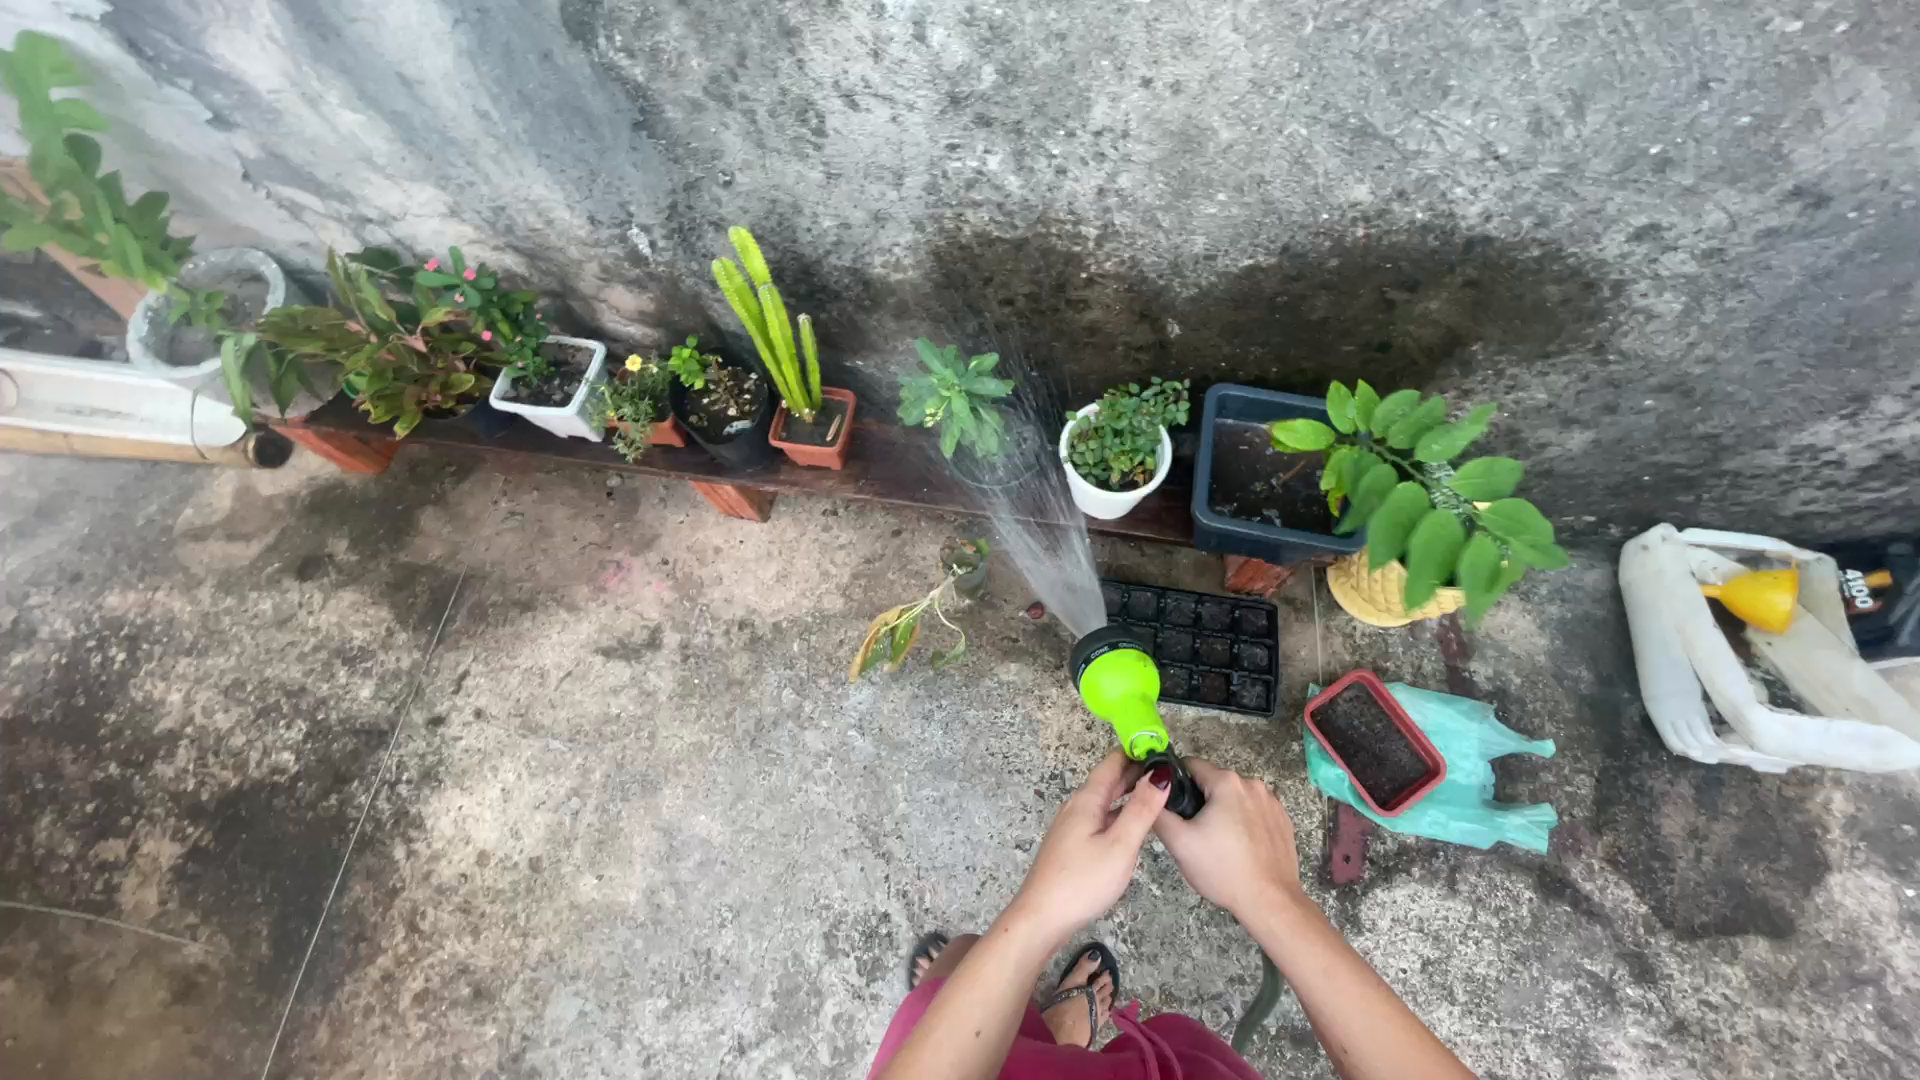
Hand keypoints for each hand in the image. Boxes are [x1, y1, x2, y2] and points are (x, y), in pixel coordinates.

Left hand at [1008, 750, 1171, 947]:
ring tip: (1153, 792)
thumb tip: (1160, 775)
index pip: (1112, 763)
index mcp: (1087, 800)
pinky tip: (1128, 824)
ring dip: (1126, 792)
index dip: (1135, 752)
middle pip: (1107, 780)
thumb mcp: (1121, 845)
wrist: (1042, 916)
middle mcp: (1076, 806)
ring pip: (1102, 799)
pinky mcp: (1070, 843)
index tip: (1159, 746)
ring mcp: (1070, 825)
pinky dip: (1117, 811)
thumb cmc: (1083, 881)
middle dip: (1133, 771)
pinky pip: (1098, 816)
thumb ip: (1142, 809)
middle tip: (1164, 769)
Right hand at [1152, 758, 1304, 918]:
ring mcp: (1272, 801)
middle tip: (1194, 832)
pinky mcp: (1283, 819)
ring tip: (1218, 842)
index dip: (1175, 783)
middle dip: (1200, 800)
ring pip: (1234, 796)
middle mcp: (1252, 783)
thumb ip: (1157, 811)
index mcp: (1226, 782)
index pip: (1190, 765)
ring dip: (1223, 810)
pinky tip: (1240, 847)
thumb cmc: (1223, 870)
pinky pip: (1254, 810)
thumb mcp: (1178, 842)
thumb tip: (1150, 791)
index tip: (1173, 807)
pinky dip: (1244, 821)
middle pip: (1213, 781)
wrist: (1271, 903)